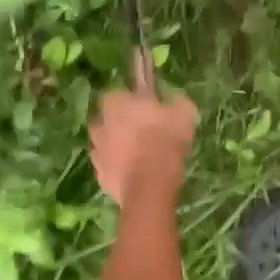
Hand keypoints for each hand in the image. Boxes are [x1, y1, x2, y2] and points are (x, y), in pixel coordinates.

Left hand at [88, 58, 196, 208]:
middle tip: (142, 127)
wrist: (150, 186)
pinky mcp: (99, 175)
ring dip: (116, 143)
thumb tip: (174, 98)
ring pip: (105, 142)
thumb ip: (176, 100)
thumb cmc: (165, 141)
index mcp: (116, 103)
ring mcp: (97, 151)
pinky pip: (108, 165)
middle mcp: (100, 124)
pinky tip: (134, 170)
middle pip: (106, 117)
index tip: (146, 105)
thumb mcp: (183, 113)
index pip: (117, 92)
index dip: (131, 98)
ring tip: (138, 150)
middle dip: (120, 120)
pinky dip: (117, 165)